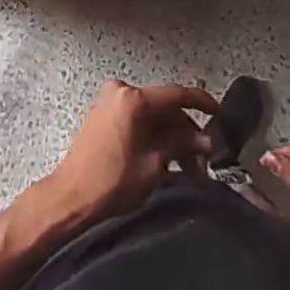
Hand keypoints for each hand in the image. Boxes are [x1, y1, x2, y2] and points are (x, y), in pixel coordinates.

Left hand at [46, 79, 217, 219]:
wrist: (70, 198)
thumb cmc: (112, 181)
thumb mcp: (153, 164)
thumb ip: (181, 146)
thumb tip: (206, 141)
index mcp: (133, 99)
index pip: (176, 94)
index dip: (202, 102)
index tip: (219, 112)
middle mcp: (121, 92)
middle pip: (164, 109)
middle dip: (186, 134)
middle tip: (204, 160)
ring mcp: (110, 103)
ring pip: (152, 117)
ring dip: (171, 140)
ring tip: (189, 170)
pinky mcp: (104, 116)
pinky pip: (137, 121)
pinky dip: (154, 137)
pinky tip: (168, 160)